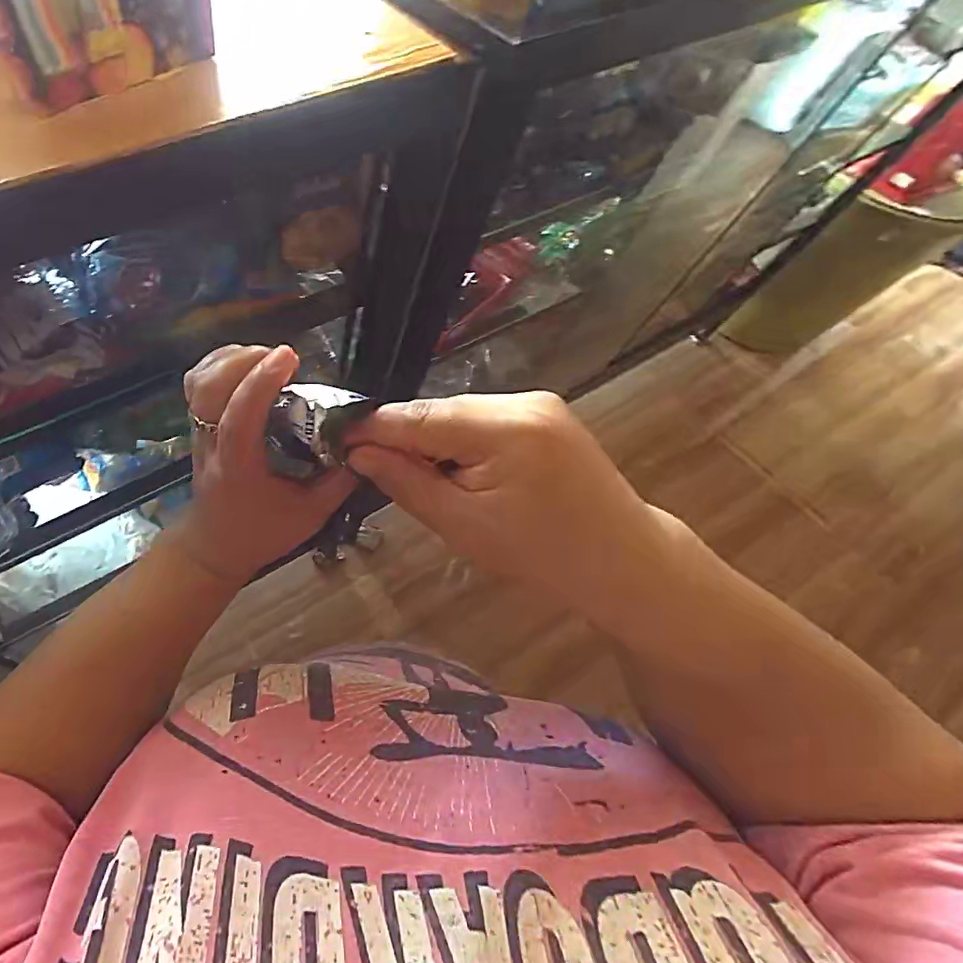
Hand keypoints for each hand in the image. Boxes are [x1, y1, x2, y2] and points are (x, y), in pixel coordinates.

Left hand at [162, 345, 356, 585]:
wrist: (215, 547)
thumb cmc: (261, 533)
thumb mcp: (310, 515)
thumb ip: (339, 480)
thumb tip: (364, 445)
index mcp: (238, 466)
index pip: (240, 416)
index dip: (261, 381)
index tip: (291, 357)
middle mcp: (213, 443)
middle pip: (209, 389)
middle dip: (244, 360)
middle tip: (283, 357)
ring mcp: (200, 432)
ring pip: (198, 381)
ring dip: (231, 358)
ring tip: (267, 357)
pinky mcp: (199, 425)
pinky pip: (198, 384)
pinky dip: (220, 364)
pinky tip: (248, 363)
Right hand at [343, 392, 677, 617]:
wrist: (624, 561)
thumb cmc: (542, 556)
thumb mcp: (464, 526)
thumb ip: (408, 483)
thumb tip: (360, 453)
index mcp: (504, 427)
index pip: (420, 417)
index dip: (375, 427)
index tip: (338, 438)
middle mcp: (524, 401)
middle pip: (443, 412)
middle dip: (409, 439)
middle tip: (377, 470)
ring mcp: (542, 403)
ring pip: (465, 416)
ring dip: (438, 442)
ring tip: (426, 481)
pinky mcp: (550, 415)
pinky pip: (490, 421)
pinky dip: (468, 444)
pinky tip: (464, 473)